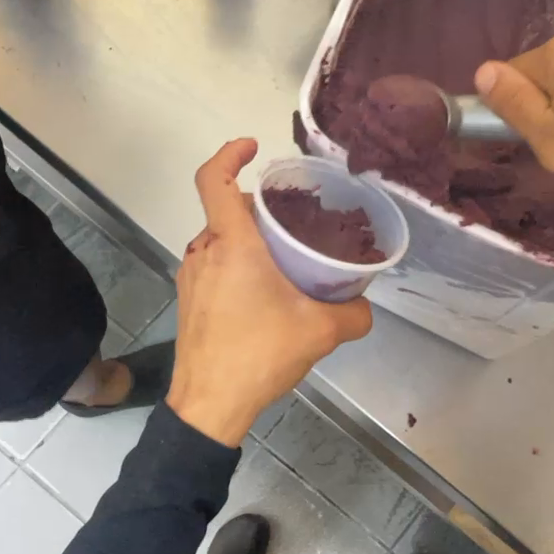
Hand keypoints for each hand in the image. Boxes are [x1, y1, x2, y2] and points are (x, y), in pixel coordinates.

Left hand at [166, 140, 373, 446]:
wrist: (209, 405)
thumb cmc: (259, 356)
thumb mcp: (320, 333)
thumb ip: (353, 314)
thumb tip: (365, 307)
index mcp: (232, 246)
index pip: (213, 180)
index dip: (229, 154)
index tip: (252, 148)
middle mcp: (204, 253)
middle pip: (225, 212)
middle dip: (258, 209)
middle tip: (293, 222)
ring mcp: (191, 278)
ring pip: (219, 242)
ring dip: (248, 241)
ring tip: (283, 262)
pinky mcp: (189, 302)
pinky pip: (213, 267)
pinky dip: (236, 266)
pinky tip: (263, 296)